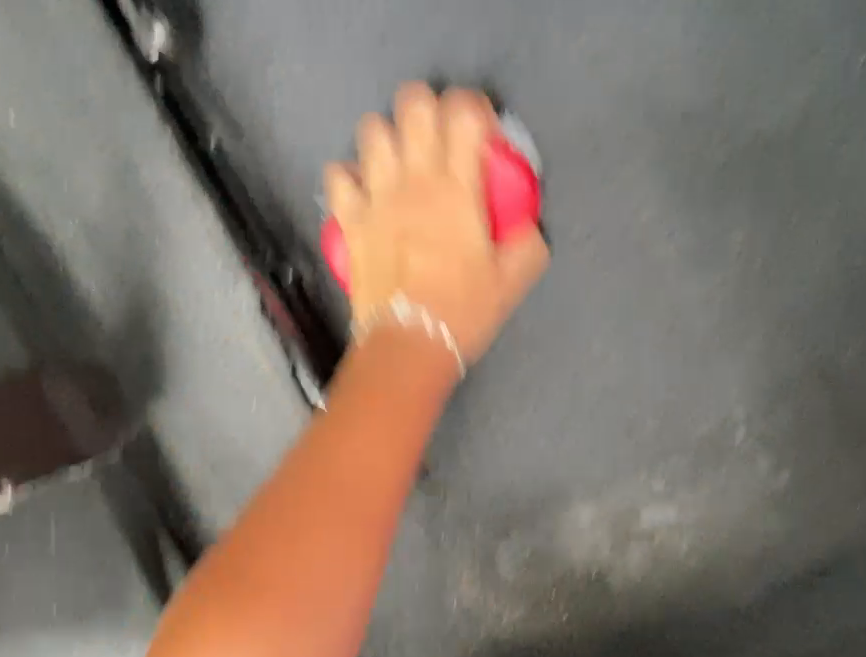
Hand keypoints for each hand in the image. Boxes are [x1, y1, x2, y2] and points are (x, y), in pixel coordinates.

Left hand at [325, 83, 550, 362]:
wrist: (408, 345)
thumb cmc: (462, 312)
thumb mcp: (511, 281)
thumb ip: (526, 245)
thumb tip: (527, 228)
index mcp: (458, 187)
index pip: (464, 112)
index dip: (475, 109)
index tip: (483, 134)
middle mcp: (414, 179)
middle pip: (413, 102)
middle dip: (429, 108)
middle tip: (439, 138)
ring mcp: (376, 196)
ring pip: (372, 129)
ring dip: (388, 136)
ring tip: (399, 161)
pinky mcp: (349, 220)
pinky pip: (338, 175)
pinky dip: (349, 176)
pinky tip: (363, 191)